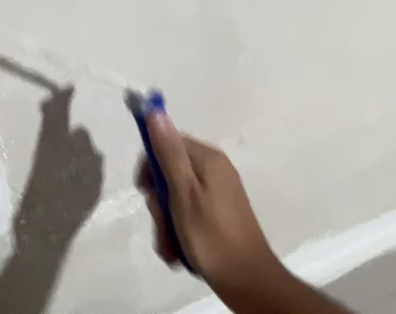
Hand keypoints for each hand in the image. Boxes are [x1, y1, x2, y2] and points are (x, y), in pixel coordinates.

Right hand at [139, 113, 290, 299]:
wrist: (250, 284)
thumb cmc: (213, 237)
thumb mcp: (184, 194)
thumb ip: (168, 153)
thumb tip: (155, 110)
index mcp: (207, 159)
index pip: (166, 142)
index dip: (150, 165)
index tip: (145, 190)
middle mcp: (213, 170)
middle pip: (169, 171)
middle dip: (159, 201)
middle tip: (162, 224)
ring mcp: (217, 193)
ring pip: (176, 196)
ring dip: (166, 221)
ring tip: (170, 246)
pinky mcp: (218, 214)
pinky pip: (188, 212)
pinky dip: (179, 230)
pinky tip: (179, 251)